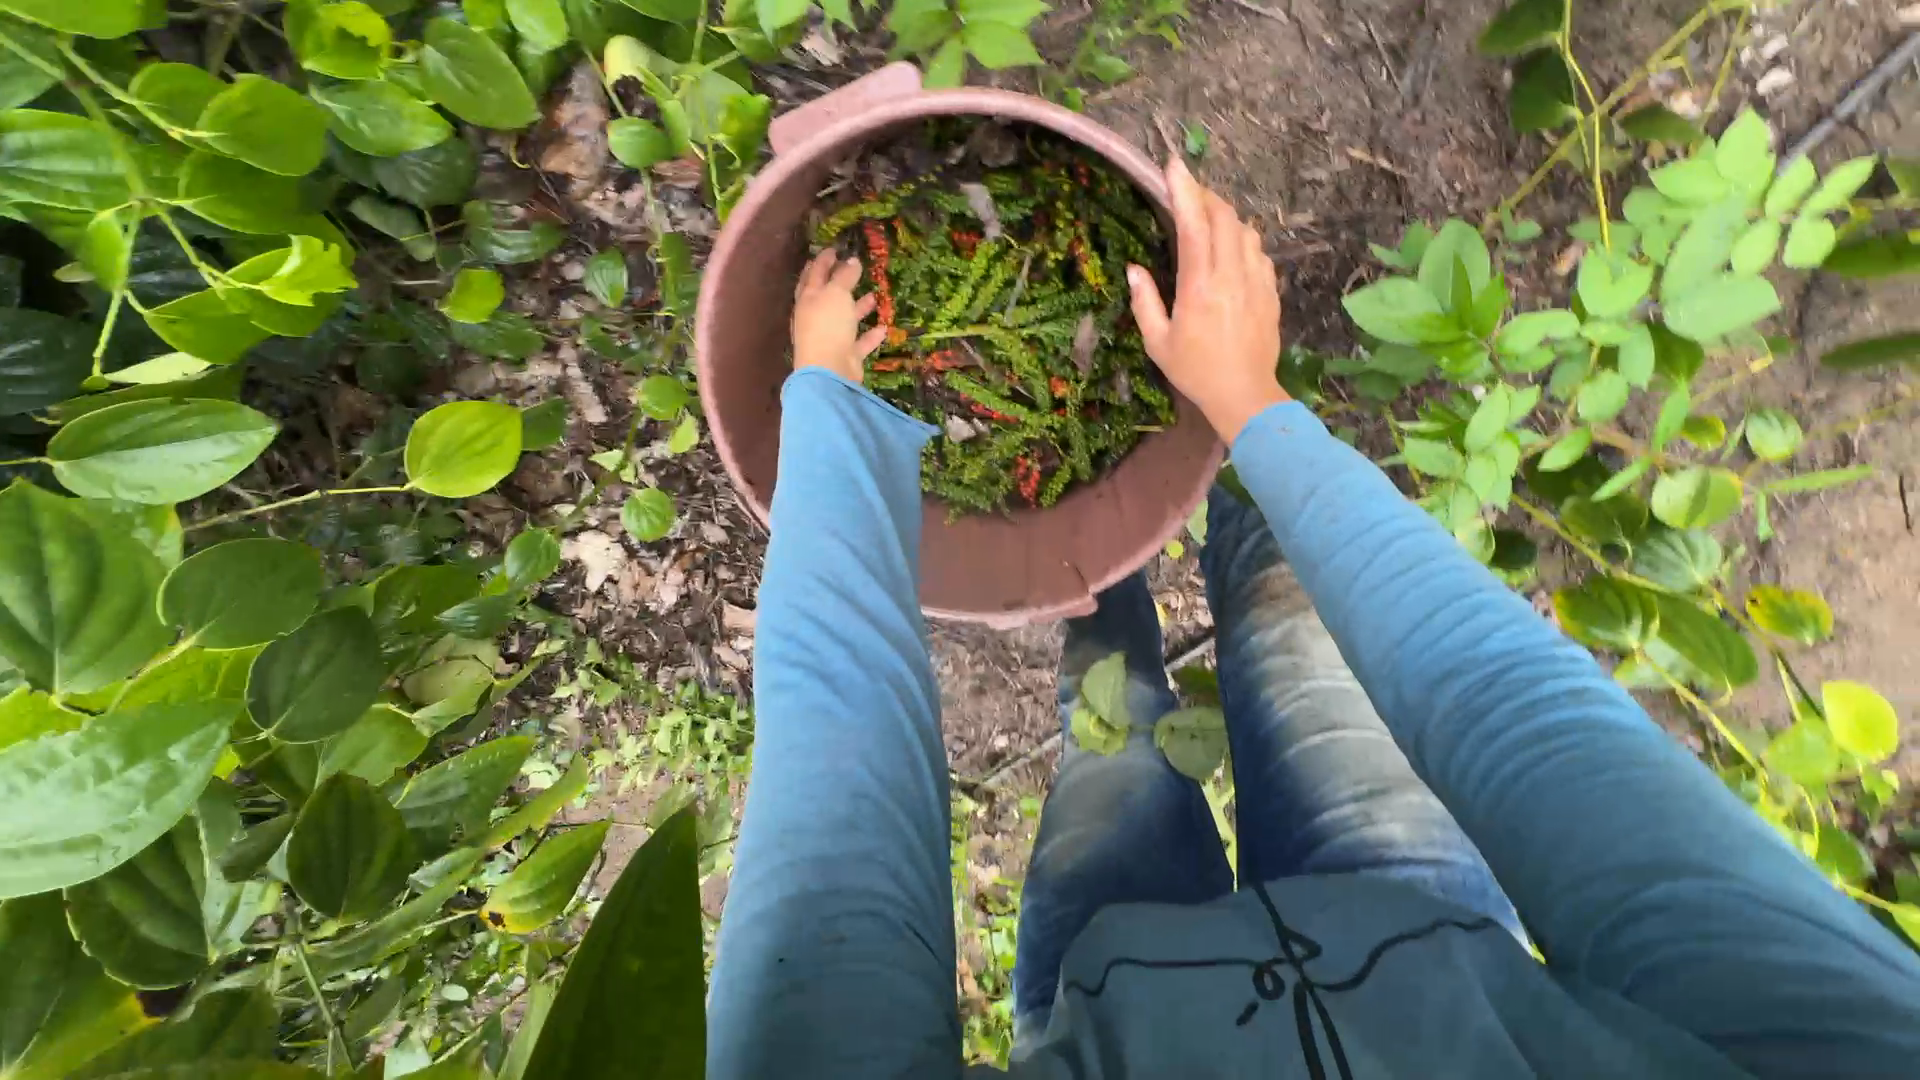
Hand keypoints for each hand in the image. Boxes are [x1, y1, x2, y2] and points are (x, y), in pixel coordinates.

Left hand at [792, 249, 887, 382]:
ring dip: (858, 308)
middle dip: (839, 283)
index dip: (823, 260)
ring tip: (873, 296)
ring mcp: (830, 338)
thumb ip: (844, 276)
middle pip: (827, 297)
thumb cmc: (828, 324)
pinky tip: (883, 328)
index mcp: (808, 299)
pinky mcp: (845, 356)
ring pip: (845, 319)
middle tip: (850, 269)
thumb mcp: (836, 293)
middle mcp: (816, 318)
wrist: (829, 370)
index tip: (834, 249)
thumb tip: (852, 261)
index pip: (814, 274)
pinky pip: (859, 342)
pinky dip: (870, 335)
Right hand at [1126, 157, 1287, 442]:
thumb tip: (1135, 269)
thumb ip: (1145, 301)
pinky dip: (1242, 240)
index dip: (1184, 189)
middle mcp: (1230, 275)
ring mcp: (1255, 280)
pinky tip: (1230, 251)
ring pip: (1245, 229)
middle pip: (1224, 216)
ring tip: (1208, 221)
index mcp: (1198, 286)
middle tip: (1187, 193)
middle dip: (1205, 197)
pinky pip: (1258, 251)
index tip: (1174, 165)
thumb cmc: (1194, 372)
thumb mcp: (1157, 342)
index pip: (1193, 224)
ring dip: (1225, 217)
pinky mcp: (1270, 290)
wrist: (1244, 394)